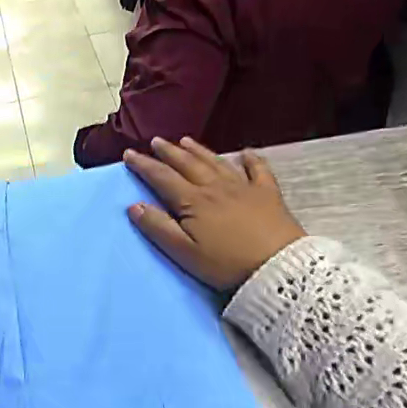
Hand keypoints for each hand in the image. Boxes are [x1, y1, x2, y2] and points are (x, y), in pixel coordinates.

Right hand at [124, 137, 305, 290]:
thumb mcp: (186, 253)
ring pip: (216, 162)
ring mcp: (244, 187)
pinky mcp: (268, 193)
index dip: (144, 165)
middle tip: (156, 141)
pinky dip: (250, 159)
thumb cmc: (227, 264)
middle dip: (169, 152)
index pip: (163, 178)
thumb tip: (134, 205)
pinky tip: (245, 152)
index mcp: (194, 201)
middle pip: (188, 164)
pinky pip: (258, 169)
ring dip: (199, 151)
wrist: (277, 266)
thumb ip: (159, 228)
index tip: (129, 154)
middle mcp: (216, 187)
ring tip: (185, 141)